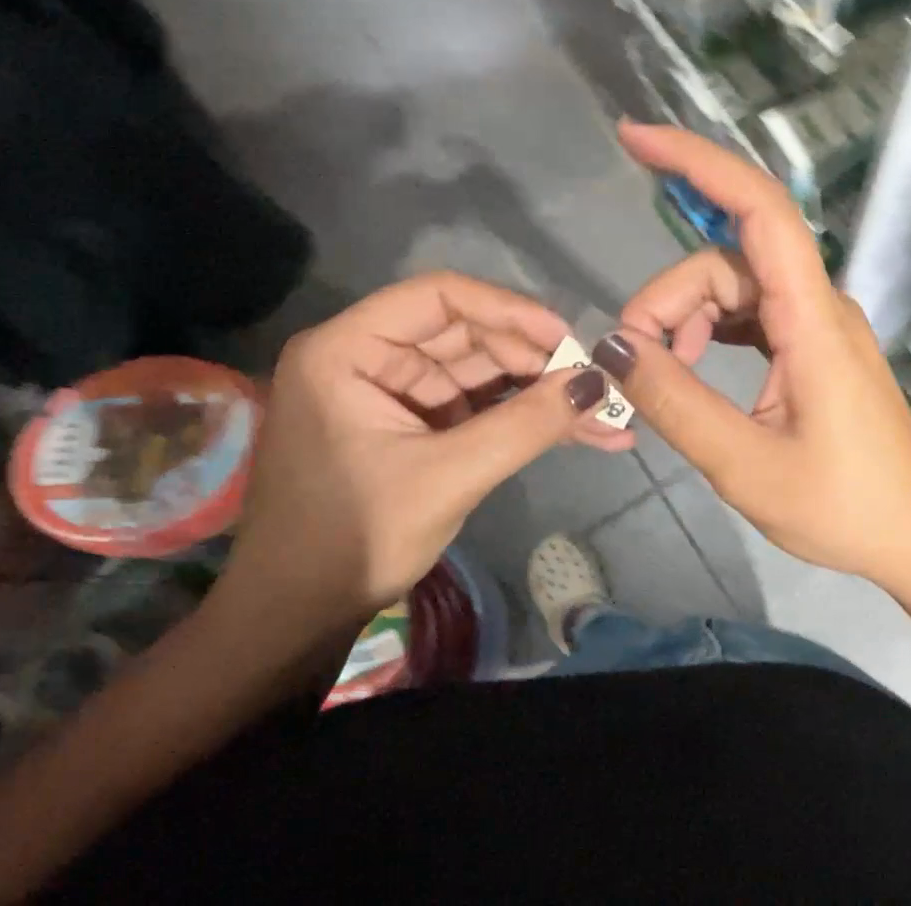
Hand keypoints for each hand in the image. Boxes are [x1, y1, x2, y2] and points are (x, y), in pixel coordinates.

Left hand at [223, 272, 622, 623]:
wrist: (301, 613)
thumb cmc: (355, 536)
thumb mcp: (449, 476)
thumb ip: (526, 424)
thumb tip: (599, 383)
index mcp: (349, 352)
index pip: (440, 298)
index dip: (511, 311)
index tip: (570, 340)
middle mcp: (372, 360)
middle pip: (472, 336)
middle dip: (539, 362)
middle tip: (598, 389)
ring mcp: (399, 396)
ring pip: (488, 374)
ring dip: (546, 395)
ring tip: (609, 416)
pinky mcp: (422, 429)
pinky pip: (486, 409)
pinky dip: (530, 421)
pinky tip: (587, 435)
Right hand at [596, 122, 910, 583]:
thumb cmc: (844, 506)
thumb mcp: (744, 464)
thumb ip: (675, 400)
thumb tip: (612, 345)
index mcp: (814, 320)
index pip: (760, 209)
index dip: (699, 162)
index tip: (634, 140)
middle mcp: (824, 308)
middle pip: (732, 260)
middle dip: (670, 294)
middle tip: (633, 360)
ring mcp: (826, 329)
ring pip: (742, 289)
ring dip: (691, 317)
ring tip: (661, 375)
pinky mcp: (823, 353)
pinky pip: (759, 318)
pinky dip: (717, 333)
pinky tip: (693, 372)